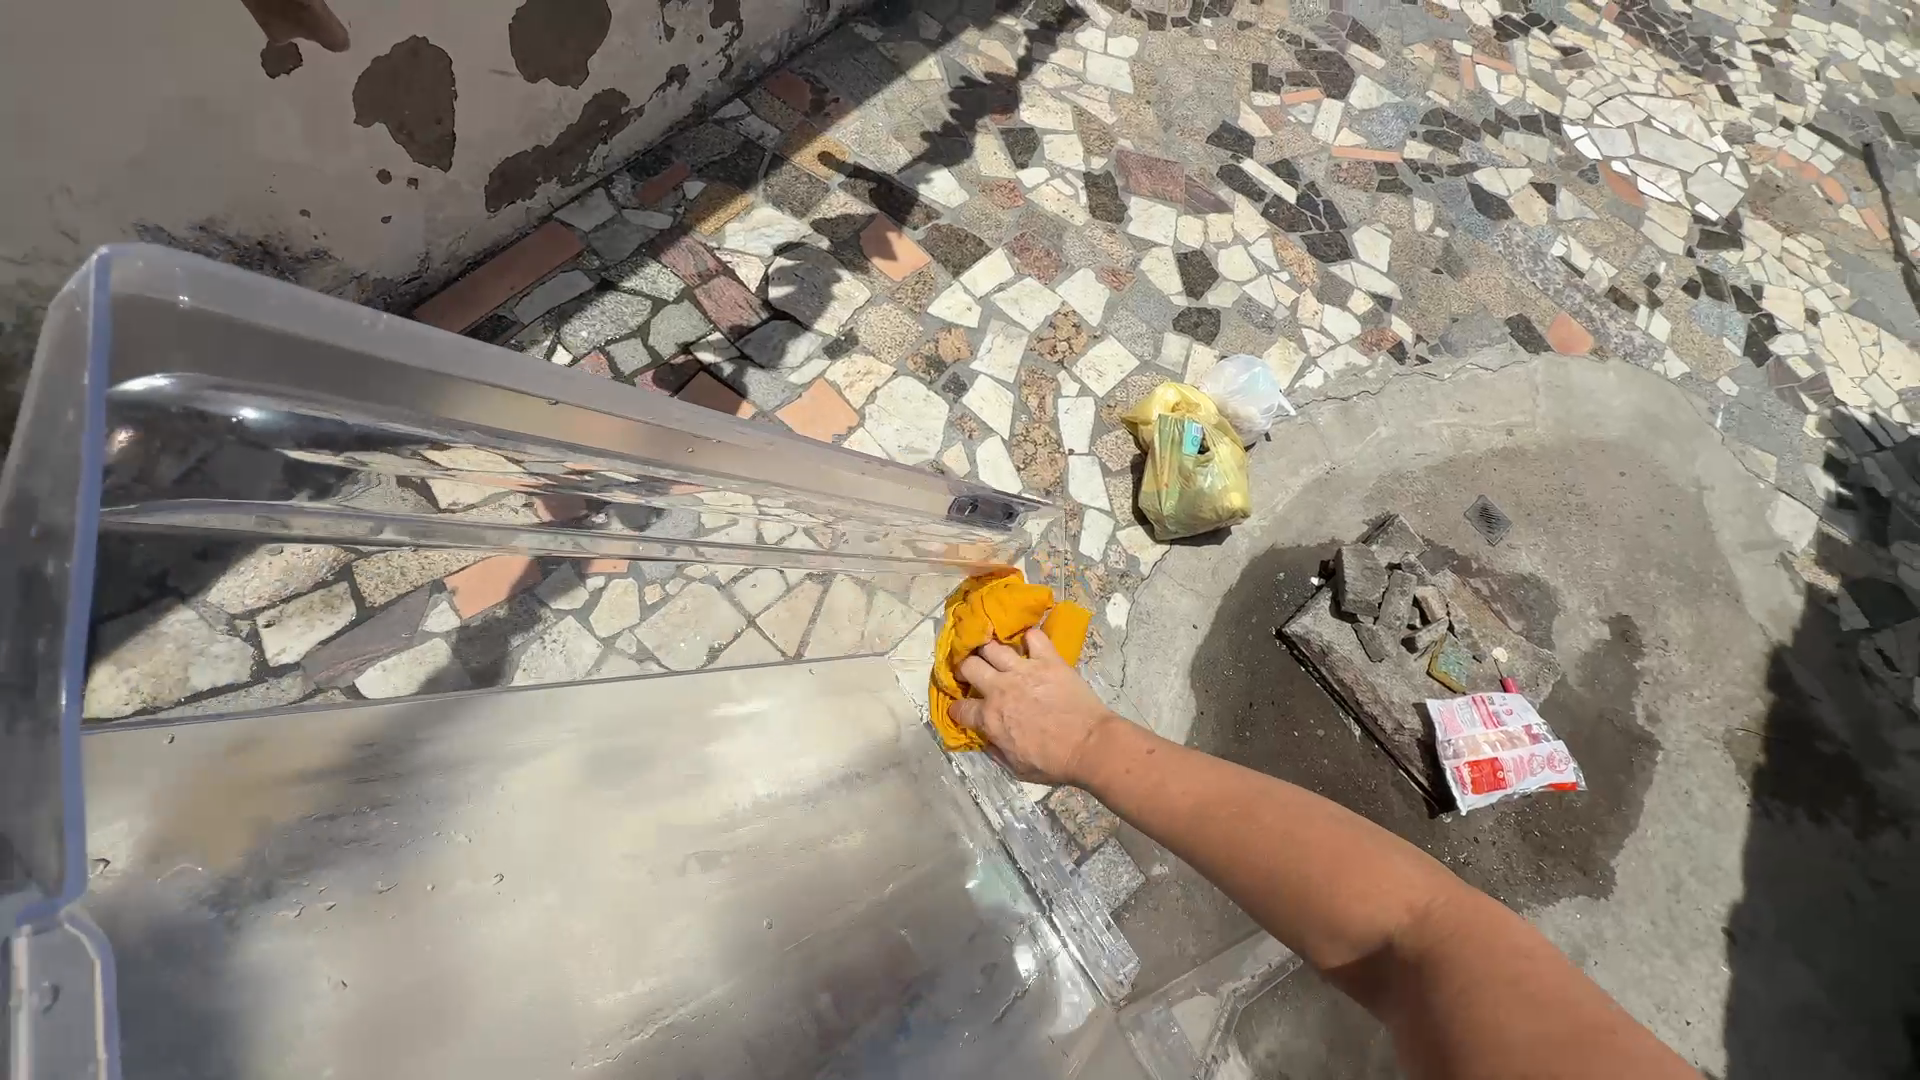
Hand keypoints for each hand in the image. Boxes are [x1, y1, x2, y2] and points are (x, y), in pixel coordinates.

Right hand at [950, 628, 1118, 785]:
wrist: (1090, 746)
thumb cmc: (1054, 763)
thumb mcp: (1016, 768)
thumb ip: (996, 750)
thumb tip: (987, 738)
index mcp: (990, 718)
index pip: (960, 709)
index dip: (957, 709)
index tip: (960, 709)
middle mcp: (1000, 689)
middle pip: (970, 666)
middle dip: (965, 668)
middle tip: (972, 672)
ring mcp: (1024, 670)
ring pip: (993, 647)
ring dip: (990, 649)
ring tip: (994, 653)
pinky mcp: (1048, 660)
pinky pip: (1034, 637)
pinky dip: (1030, 637)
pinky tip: (1029, 642)